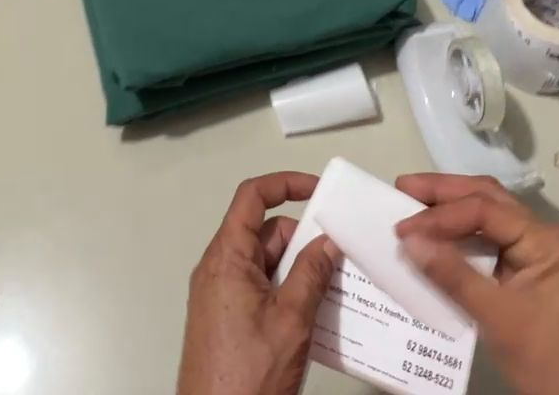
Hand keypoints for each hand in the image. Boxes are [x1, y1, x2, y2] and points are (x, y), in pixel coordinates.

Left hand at [178, 172, 342, 394]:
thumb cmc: (247, 373)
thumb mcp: (290, 319)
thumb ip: (311, 273)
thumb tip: (327, 240)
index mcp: (226, 257)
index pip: (251, 196)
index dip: (285, 184)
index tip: (319, 190)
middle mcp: (219, 268)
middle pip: (265, 232)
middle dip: (303, 239)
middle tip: (340, 256)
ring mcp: (221, 295)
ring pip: (267, 263)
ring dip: (299, 269)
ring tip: (335, 287)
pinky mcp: (227, 320)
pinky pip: (262, 289)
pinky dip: (288, 291)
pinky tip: (316, 313)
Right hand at [396, 174, 558, 394]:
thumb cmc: (551, 362)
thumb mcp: (497, 319)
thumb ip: (452, 274)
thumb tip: (409, 239)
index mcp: (549, 241)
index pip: (485, 211)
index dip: (440, 215)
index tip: (402, 228)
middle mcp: (550, 238)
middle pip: (491, 201)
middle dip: (445, 193)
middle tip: (403, 188)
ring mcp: (546, 256)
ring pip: (494, 219)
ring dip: (455, 212)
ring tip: (416, 206)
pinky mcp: (538, 276)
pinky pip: (498, 244)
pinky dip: (467, 238)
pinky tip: (442, 240)